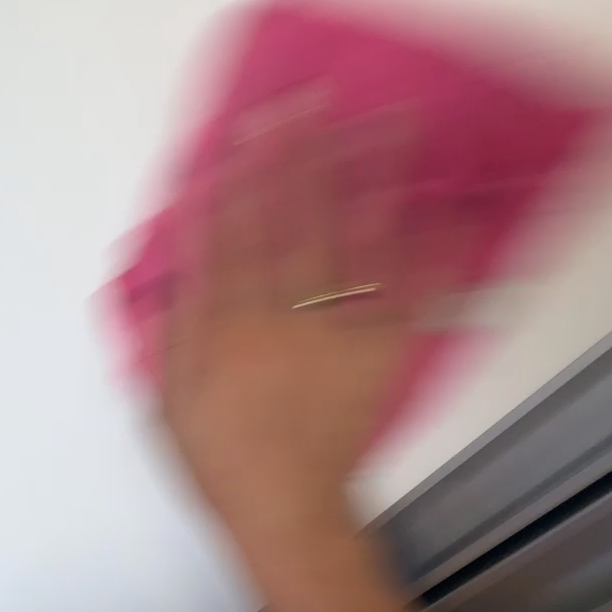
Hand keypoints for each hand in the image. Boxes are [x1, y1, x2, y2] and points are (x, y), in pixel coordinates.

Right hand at [160, 92, 433, 552]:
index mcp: (221, 332)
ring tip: (378, 123)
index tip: (240, 134)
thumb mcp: (167, 402)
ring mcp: (335, 333)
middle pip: (286, 226)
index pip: (225, 242)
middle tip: (306, 102)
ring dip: (364, 179)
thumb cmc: (217, 459)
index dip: (232, 183)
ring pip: (349, 243)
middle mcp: (278, 321)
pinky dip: (430, 246)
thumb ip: (169, 337)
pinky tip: (443, 201)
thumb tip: (175, 278)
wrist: (285, 510)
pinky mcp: (381, 353)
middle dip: (294, 159)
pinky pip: (410, 293)